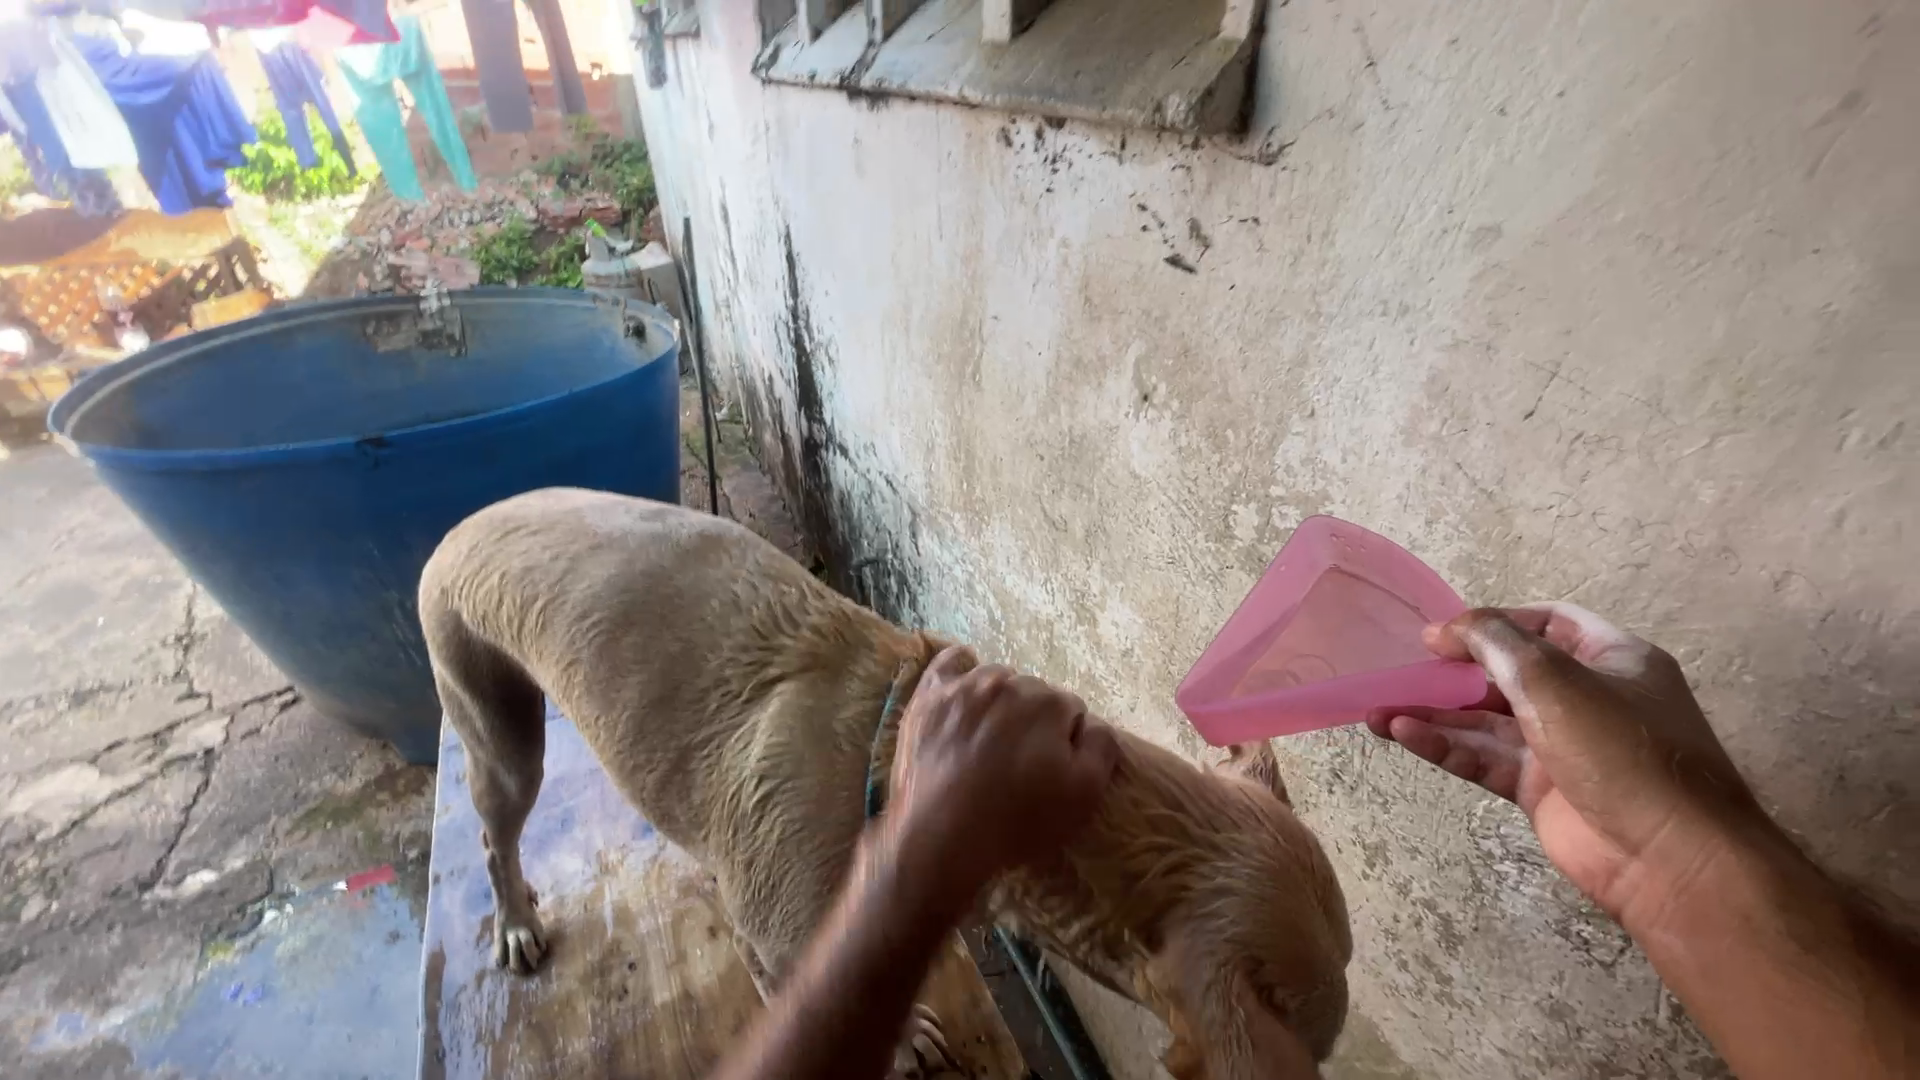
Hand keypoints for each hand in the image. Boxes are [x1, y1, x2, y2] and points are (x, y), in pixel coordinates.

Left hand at [885, 646, 1119, 910]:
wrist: (942, 836)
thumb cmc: (1017, 820)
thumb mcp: (1083, 796)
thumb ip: (1101, 747)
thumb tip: (1092, 723)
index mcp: (1049, 703)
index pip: (1070, 711)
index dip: (1064, 741)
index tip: (1050, 768)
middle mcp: (1009, 683)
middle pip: (1033, 694)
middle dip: (1032, 721)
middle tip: (1019, 761)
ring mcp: (965, 685)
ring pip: (997, 680)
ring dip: (1000, 702)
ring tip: (988, 740)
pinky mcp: (930, 695)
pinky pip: (950, 662)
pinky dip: (960, 669)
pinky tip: (962, 688)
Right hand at [1366, 604, 1769, 929]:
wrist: (1668, 858)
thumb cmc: (1618, 749)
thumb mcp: (1552, 677)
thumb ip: (1491, 640)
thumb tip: (1442, 629)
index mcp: (1612, 662)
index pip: (1548, 624)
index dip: (1497, 621)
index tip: (1447, 632)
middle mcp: (1585, 699)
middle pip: (1505, 673)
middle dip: (1452, 672)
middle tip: (1405, 670)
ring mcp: (1559, 746)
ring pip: (1483, 720)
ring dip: (1432, 713)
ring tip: (1378, 710)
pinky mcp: (1536, 787)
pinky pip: (1481, 756)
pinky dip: (1442, 744)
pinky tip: (1400, 733)